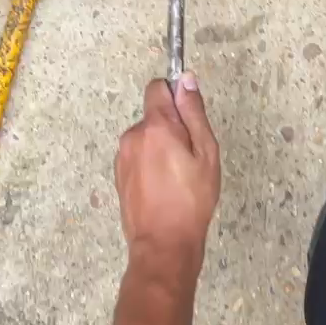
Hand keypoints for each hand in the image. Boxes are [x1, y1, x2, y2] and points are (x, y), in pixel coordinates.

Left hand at [114, 73, 220, 275]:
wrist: (163, 245)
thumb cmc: (192, 198)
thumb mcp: (206, 151)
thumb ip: (194, 112)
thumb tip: (186, 79)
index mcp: (155, 126)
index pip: (158, 87)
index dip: (176, 95)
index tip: (189, 117)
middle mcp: (133, 136)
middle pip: (155, 114)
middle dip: (172, 125)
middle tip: (191, 154)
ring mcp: (123, 157)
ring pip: (147, 135)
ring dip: (161, 145)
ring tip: (179, 174)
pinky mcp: (119, 176)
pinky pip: (139, 154)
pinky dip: (151, 161)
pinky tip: (164, 184)